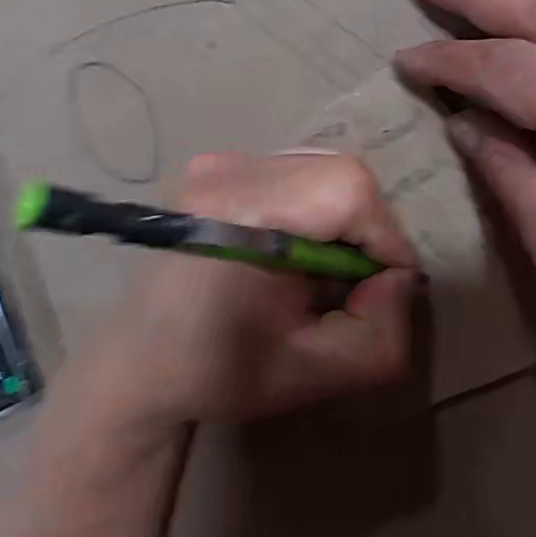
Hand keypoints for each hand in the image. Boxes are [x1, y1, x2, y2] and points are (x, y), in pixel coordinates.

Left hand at [95, 152, 418, 423]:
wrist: (137, 360)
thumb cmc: (219, 371)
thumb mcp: (317, 373)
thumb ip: (382, 332)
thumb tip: (398, 278)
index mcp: (243, 213)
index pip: (349, 188)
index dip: (384, 237)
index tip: (381, 289)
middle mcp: (226, 171)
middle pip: (338, 173)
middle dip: (364, 229)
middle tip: (347, 284)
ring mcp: (214, 163)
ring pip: (319, 169)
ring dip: (338, 220)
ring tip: (314, 272)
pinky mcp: (212, 167)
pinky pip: (292, 173)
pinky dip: (311, 210)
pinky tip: (286, 253)